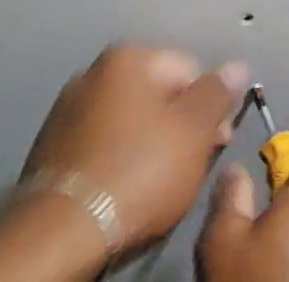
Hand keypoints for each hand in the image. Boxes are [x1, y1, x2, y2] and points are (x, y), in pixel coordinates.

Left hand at [22, 45, 247, 248]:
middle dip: (181, 126)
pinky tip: (126, 189)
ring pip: (131, 121)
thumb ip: (218, 94)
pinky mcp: (52, 148)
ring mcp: (67, 110)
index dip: (211, 106)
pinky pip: (103, 144)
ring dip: (151, 144)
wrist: (63, 230)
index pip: (191, 69)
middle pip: (159, 93)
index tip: (217, 142)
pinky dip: (120, 160)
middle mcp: (93, 73)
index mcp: (127, 58)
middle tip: (191, 166)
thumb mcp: (193, 131)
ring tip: (158, 182)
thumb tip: (237, 65)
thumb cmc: (138, 171)